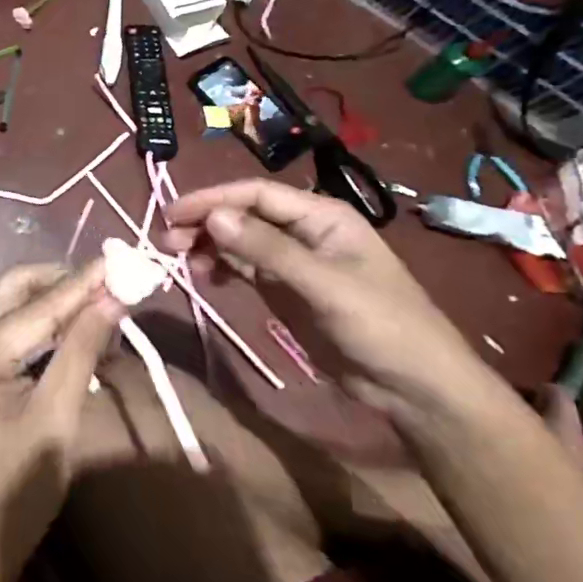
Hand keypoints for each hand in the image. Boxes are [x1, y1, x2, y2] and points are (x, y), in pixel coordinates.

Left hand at [0, 261, 121, 581]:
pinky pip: (5, 321)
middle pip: (17, 287)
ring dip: (55, 297)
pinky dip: (41, 318)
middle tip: (111, 284)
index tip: (125, 260)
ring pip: (11, 300)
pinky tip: (72, 326)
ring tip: (100, 303)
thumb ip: (83, 349)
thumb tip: (114, 295)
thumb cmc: (15, 489)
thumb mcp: (57, 418)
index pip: (39, 306)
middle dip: (66, 282)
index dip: (86, 282)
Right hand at [162, 180, 480, 415]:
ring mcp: (295, 264)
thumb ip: (268, 250)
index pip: (257, 195)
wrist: (414, 387)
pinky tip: (207, 277)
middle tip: (167, 241)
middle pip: (246, 215)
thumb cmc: (380, 324)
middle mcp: (305, 231)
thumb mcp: (323, 284)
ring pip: (242, 242)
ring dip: (211, 246)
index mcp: (321, 215)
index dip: (214, 199)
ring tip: (179, 259)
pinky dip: (225, 269)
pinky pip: (248, 270)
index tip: (174, 214)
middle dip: (207, 222)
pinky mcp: (289, 293)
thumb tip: (214, 216)